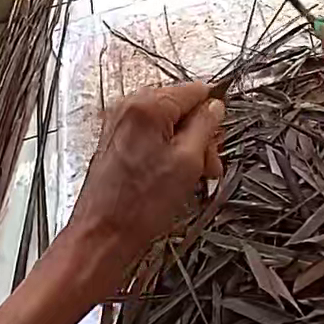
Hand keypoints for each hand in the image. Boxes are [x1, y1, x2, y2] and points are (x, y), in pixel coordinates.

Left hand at [64, 81, 224, 292]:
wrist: (103, 233)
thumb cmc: (138, 205)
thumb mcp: (188, 162)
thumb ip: (206, 126)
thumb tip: (215, 107)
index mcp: (147, 106)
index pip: (194, 90)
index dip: (213, 111)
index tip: (220, 132)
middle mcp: (129, 107)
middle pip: (180, 106)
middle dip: (200, 132)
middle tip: (208, 163)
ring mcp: (119, 123)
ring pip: (167, 121)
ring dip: (186, 143)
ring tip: (192, 174)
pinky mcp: (116, 140)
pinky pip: (151, 133)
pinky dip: (166, 149)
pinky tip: (173, 174)